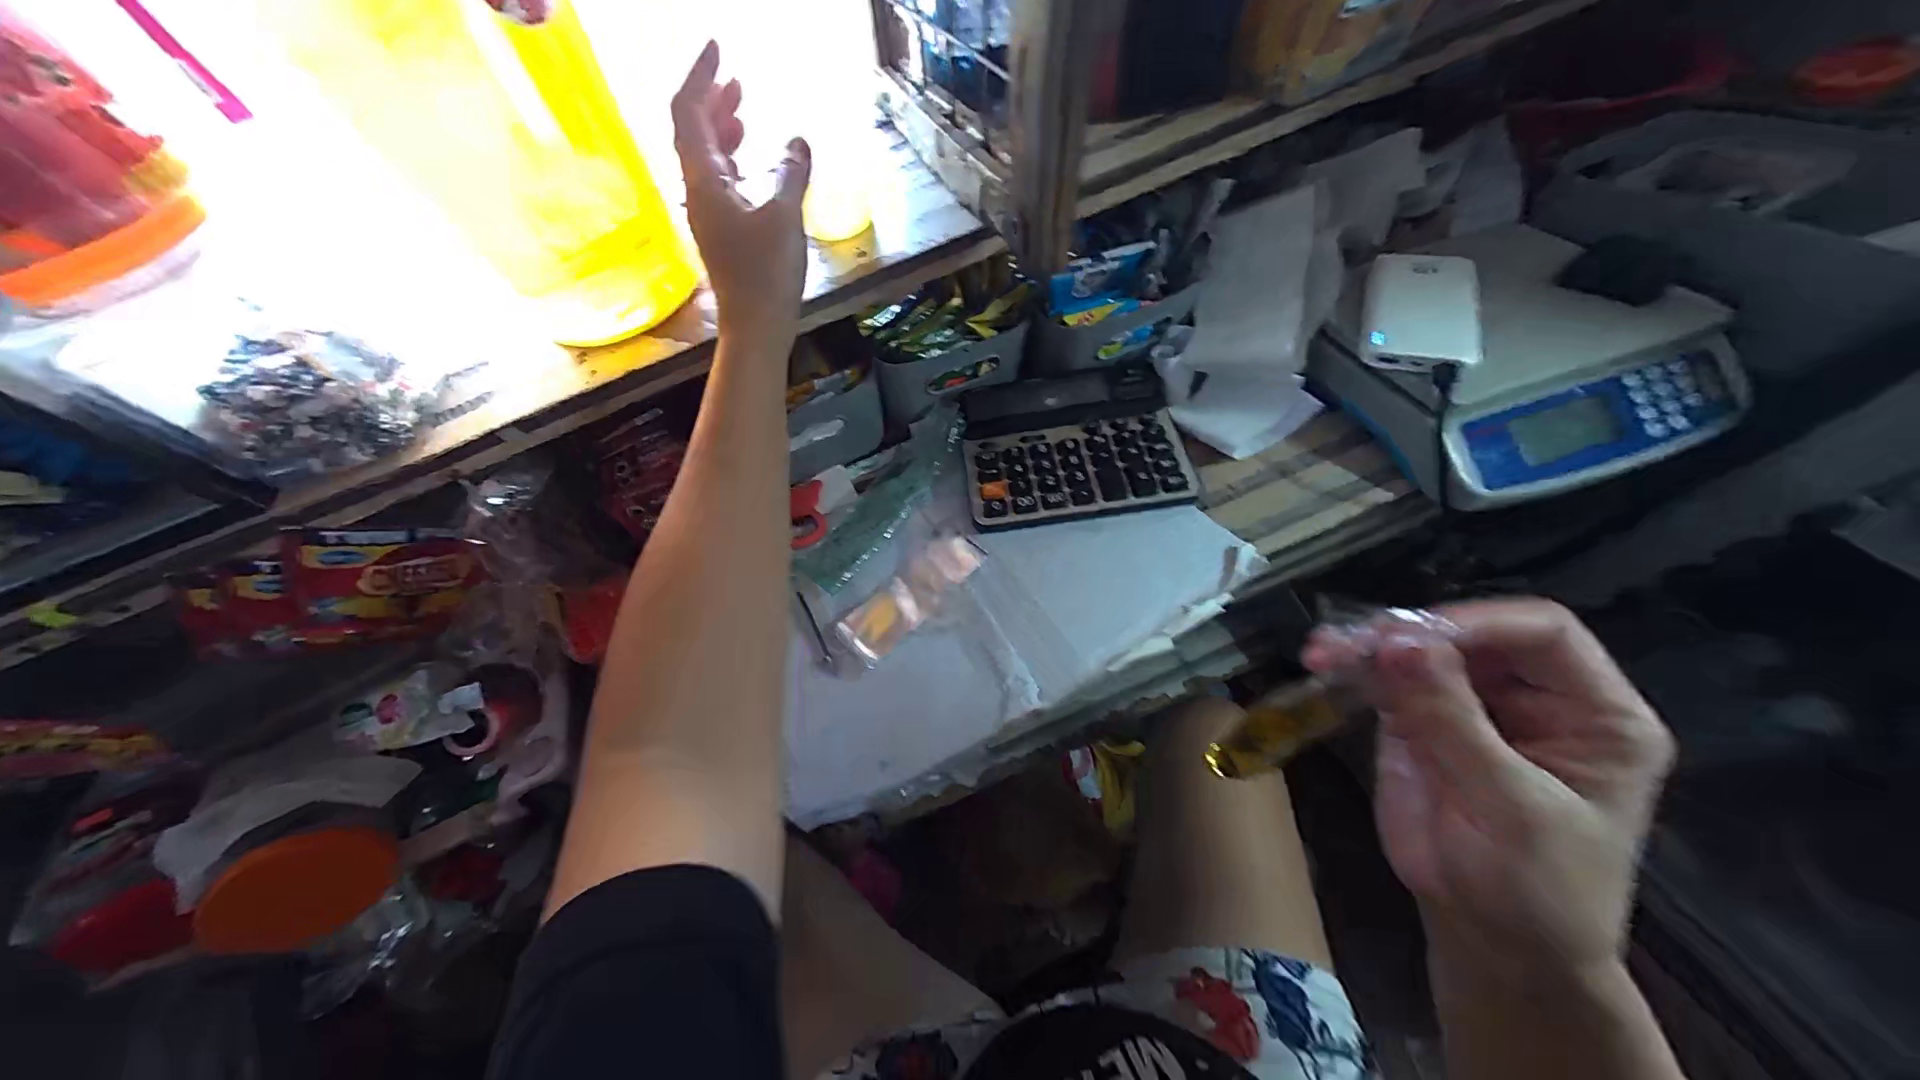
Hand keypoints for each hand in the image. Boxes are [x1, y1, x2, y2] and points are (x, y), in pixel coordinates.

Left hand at [671, 41, 810, 341]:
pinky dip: (732, 160)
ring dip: (721, 129)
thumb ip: (790, 173)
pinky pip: (719, 181)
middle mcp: (698, 193)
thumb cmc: (767, 274)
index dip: (700, 76)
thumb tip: (797, 141)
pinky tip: (751, 161)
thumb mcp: (784, 218)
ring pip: (706, 158)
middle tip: (736, 79)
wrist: (755, 326)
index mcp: (704, 181)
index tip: (718, 50)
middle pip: (692, 132)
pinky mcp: (722, 232)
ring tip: (743, 111)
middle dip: (711, 100)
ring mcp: (708, 214)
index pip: (688, 111)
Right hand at [1303, 599, 1674, 978]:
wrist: (1491, 939)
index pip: (1542, 633)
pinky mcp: (1419, 719)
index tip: (1411, 636)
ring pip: (1419, 650)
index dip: (1478, 623)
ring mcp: (1471, 706)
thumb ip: (1453, 720)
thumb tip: (1399, 642)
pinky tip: (1322, 663)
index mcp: (1593, 713)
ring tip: (1323, 652)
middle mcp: (1532, 697)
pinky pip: (1385, 679)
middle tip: (1353, 643)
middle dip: (1409, 632)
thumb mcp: (1508, 806)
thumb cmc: (1534, 888)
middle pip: (1470, 635)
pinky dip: (1352, 669)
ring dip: (1368, 645)